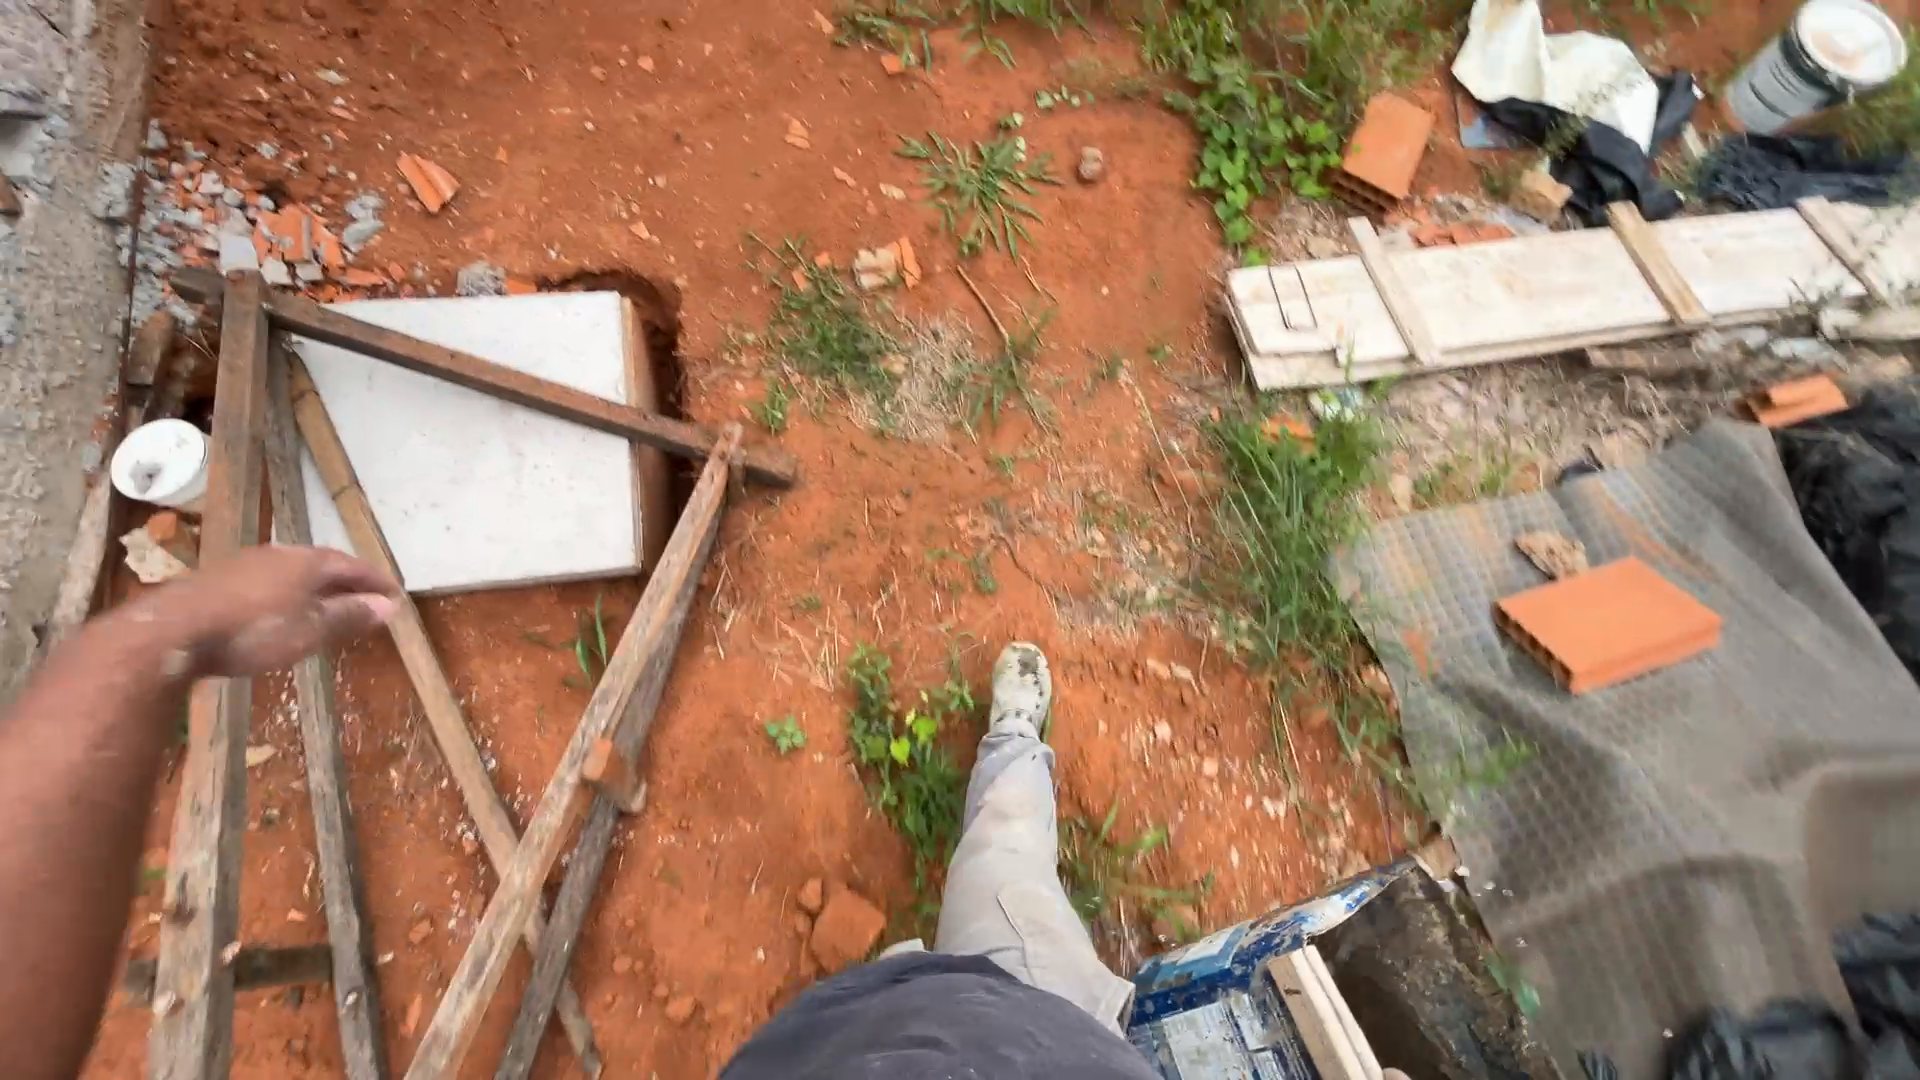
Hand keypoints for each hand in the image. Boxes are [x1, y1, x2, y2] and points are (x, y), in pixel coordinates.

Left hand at [126, 545, 401, 678]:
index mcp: (309, 561)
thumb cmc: (254, 631)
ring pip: (292, 572)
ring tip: (325, 607)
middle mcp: (279, 554)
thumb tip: (388, 605)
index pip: (356, 565)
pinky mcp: (214, 580)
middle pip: (323, 564)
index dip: (377, 581)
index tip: (394, 597)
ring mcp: (243, 564)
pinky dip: (284, 594)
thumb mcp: (313, 629)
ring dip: (314, 587)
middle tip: (363, 600)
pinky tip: (280, 611)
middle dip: (346, 582)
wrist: (165, 636)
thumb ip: (351, 615)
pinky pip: (265, 581)